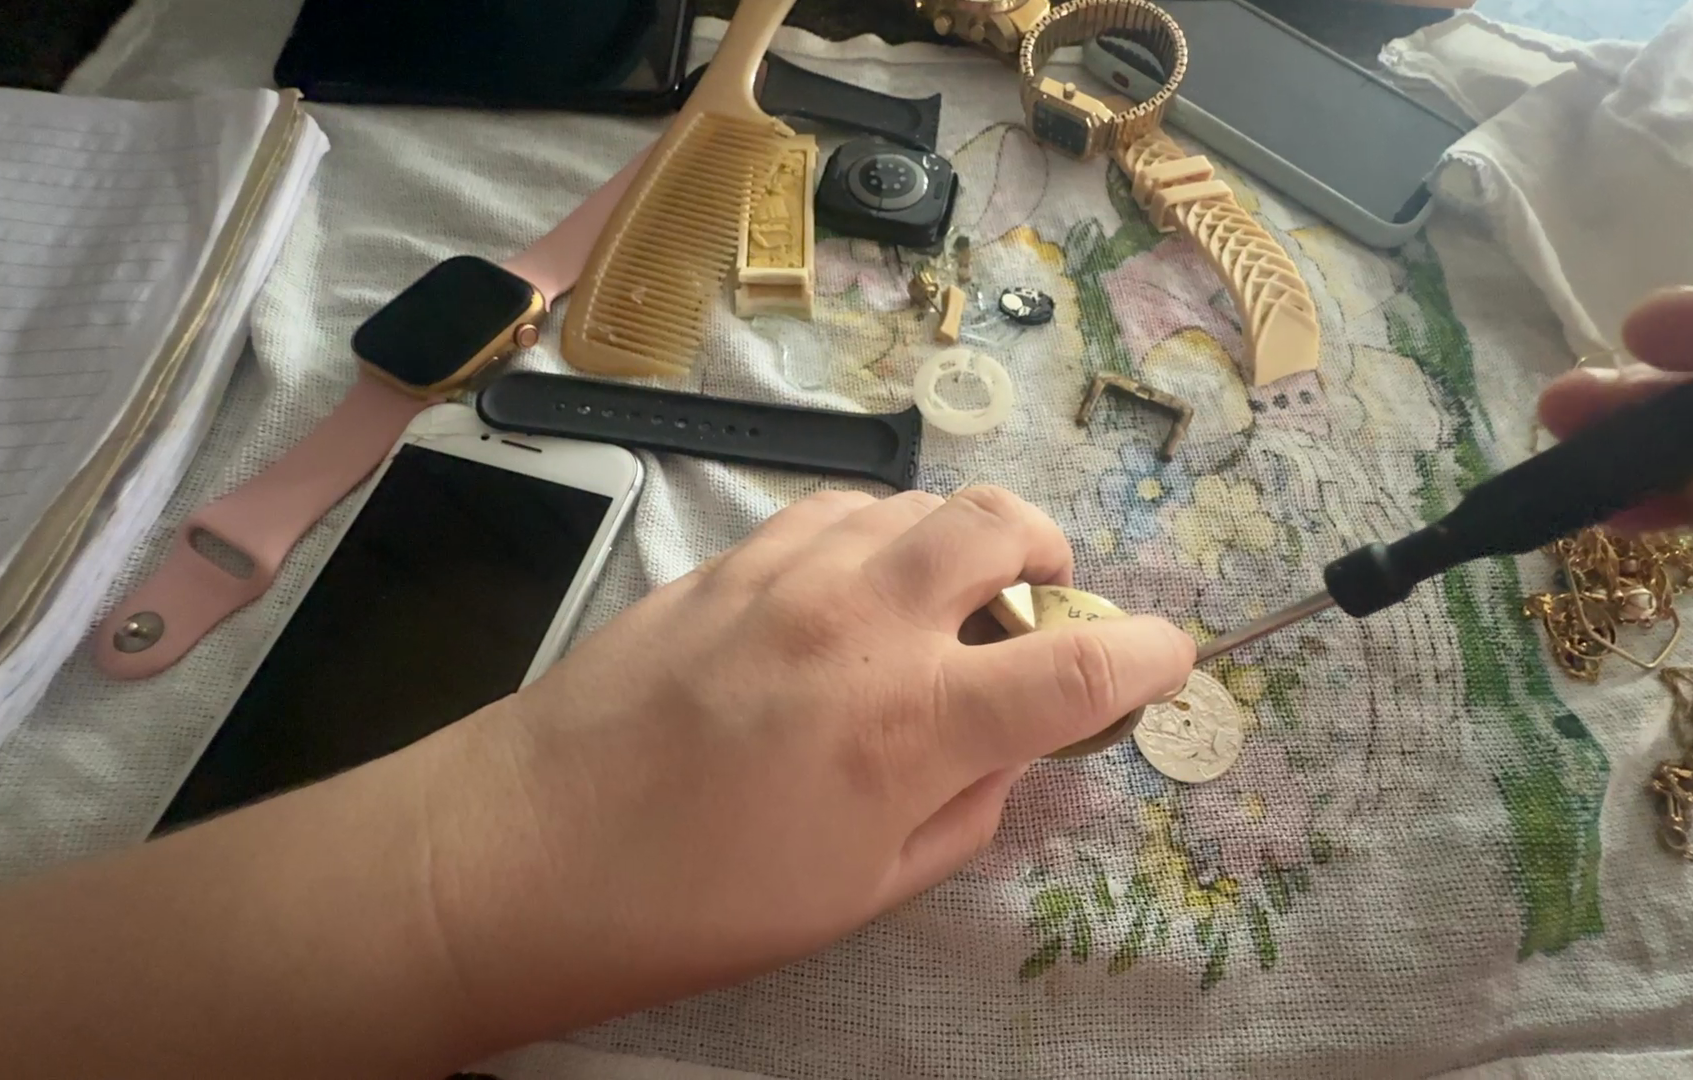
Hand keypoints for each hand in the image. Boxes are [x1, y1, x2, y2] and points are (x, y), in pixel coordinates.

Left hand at [427, 486, 1194, 1038]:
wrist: (525, 846)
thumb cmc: (704, 898)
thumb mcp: (870, 885)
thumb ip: (970, 802)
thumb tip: (1014, 738)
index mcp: (908, 725)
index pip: (1075, 668)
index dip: (1146, 654)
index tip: (1168, 653)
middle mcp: (863, 622)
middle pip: (1002, 524)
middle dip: (1051, 548)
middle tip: (1043, 592)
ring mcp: (793, 571)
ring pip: (923, 502)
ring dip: (963, 540)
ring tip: (946, 593)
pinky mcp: (736, 554)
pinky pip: (846, 507)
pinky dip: (886, 532)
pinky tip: (865, 577)